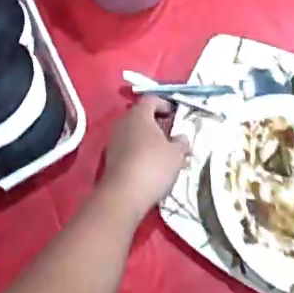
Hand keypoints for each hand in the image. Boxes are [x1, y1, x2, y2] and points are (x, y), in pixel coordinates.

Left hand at [95, 98, 189, 218]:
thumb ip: (181, 143)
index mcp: (139, 114)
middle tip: (174, 138)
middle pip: (143, 117)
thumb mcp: (176, 154)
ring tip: (169, 157)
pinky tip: (155, 167)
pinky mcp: (111, 156)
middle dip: (160, 126)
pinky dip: (142, 152)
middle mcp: (124, 121)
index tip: (175, 114)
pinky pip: (130, 148)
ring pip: (137, 134)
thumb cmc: (153, 165)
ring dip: (152, 142)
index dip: (165, 104)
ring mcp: (115, 138)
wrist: (124, 192)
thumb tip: (181, 138)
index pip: (151, 100)